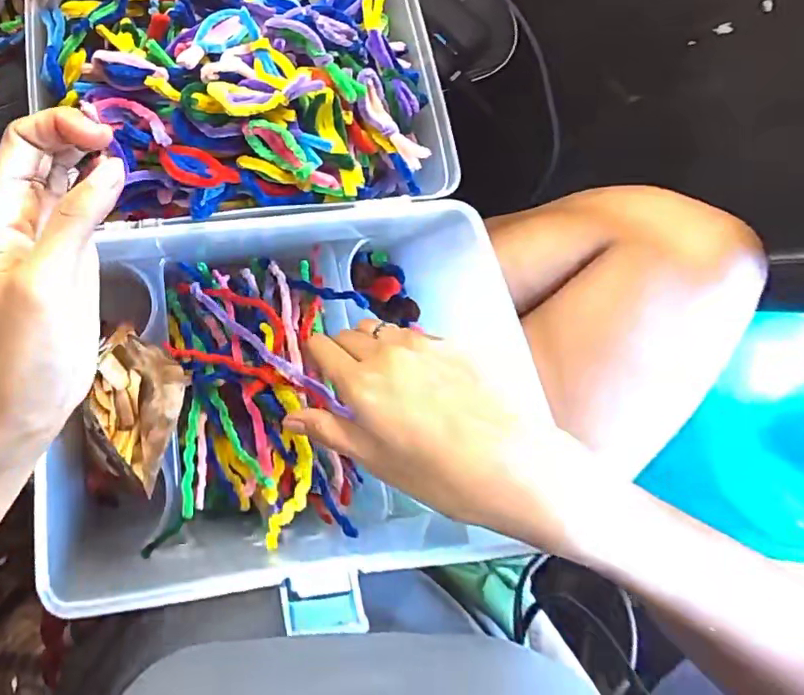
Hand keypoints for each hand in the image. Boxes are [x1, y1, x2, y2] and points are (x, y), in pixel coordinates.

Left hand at [0, 108, 123, 455]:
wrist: (30, 401)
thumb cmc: (24, 346)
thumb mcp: (45, 278)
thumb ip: (76, 218)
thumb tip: (113, 164)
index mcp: (1, 212)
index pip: (21, 143)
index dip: (57, 125)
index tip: (100, 137)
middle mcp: (24, 212)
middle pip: (46, 148)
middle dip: (77, 132)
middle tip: (117, 140)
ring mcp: (51, 228)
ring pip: (69, 171)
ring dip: (92, 153)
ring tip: (123, 151)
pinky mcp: (75, 247)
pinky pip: (87, 200)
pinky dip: (104, 182)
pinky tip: (122, 178)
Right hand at [286, 321, 612, 556]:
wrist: (514, 465)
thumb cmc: (437, 475)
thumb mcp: (376, 459)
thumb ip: (329, 430)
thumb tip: (289, 416)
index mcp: (359, 382)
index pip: (319, 345)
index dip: (315, 358)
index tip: (323, 377)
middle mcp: (384, 352)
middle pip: (346, 333)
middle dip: (342, 352)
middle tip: (357, 385)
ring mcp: (419, 343)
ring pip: (379, 328)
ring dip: (373, 345)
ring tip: (391, 379)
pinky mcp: (449, 343)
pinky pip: (412, 334)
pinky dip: (405, 348)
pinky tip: (426, 380)